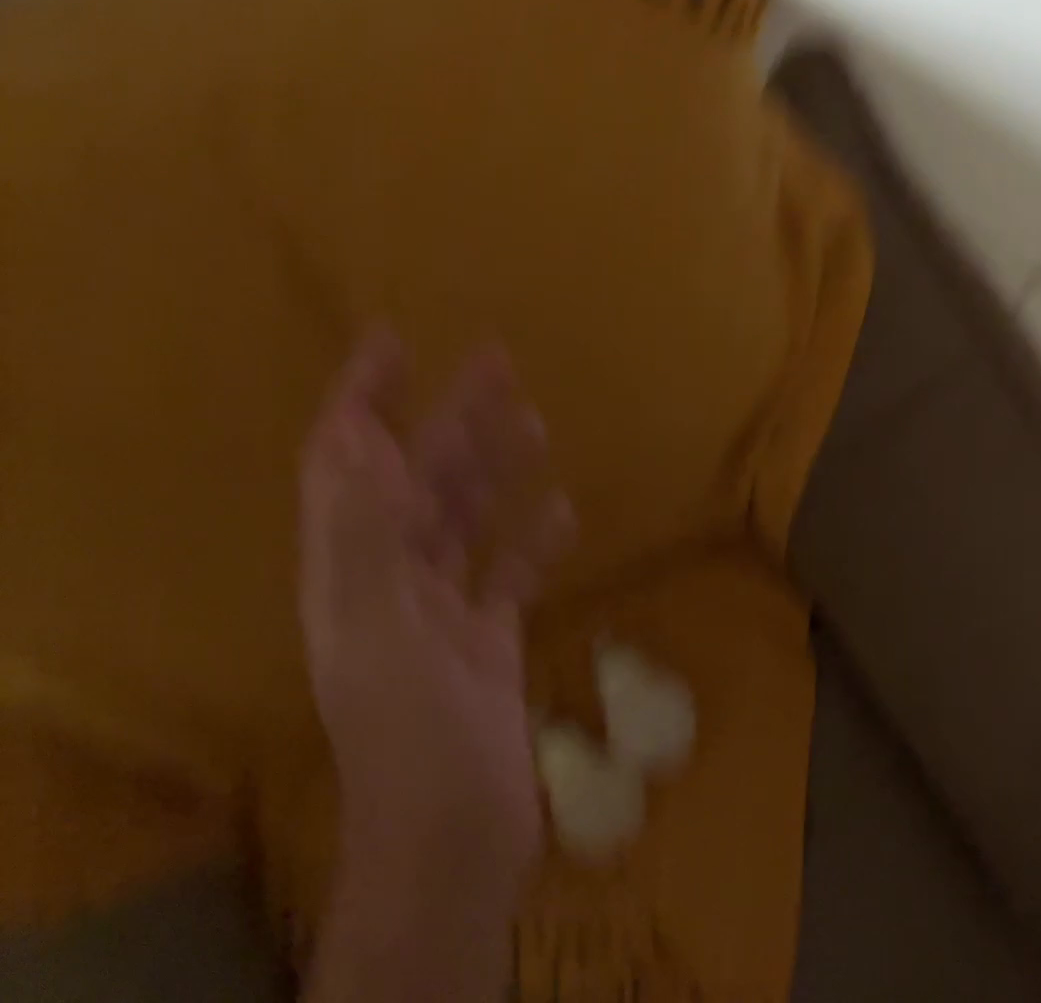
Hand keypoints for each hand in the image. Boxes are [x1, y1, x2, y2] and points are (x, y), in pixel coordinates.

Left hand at [298, 334, 573, 895]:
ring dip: (496, 469)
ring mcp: (442, 614)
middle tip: (498, 363)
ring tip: (534, 421)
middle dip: (451, 419)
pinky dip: (532, 537)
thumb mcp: (381, 638)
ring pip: (468, 521)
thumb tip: (361, 443)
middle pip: (419, 483)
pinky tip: (563, 510)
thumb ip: (365, 541)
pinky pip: (510, 573)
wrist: (459, 832)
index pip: (344, 466)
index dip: (361, 400)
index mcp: (350, 574)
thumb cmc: (417, 737)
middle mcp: (389, 583)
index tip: (395, 341)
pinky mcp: (489, 641)